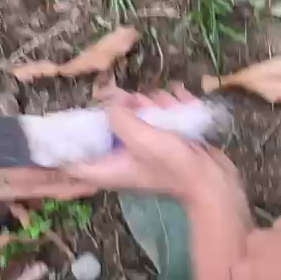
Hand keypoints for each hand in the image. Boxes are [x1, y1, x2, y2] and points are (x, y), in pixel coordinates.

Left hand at [59, 86, 244, 209]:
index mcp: (107, 167)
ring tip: (174, 108)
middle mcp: (123, 156)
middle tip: (144, 105)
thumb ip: (119, 116)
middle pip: (112, 122)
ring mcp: (146, 146)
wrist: (212, 180)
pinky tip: (185, 104)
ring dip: (160, 103)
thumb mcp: (141, 138)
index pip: (71, 159)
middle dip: (132, 106)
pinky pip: (164, 113)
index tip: (75, 114)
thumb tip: (111, 99)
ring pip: (142, 111)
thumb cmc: (172, 165)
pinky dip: (175, 105)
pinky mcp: (167, 138)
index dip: (68, 138)